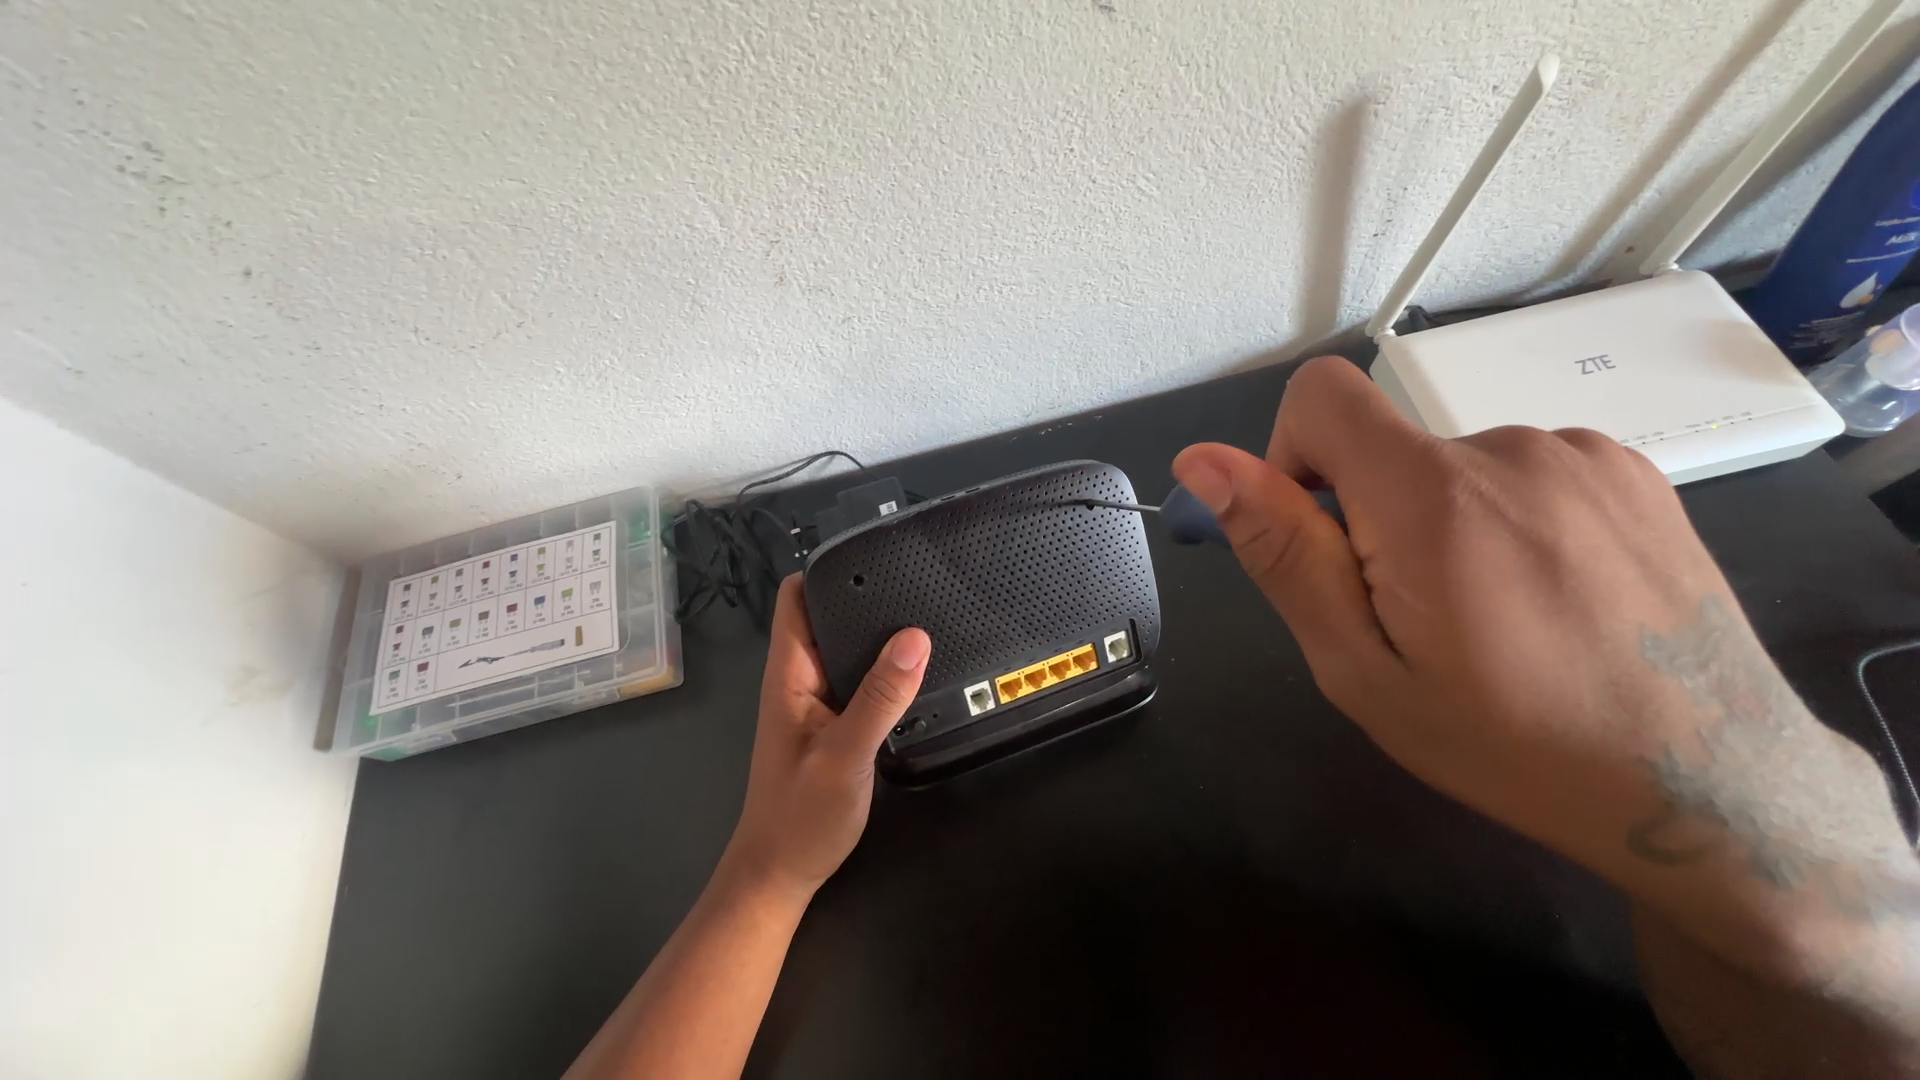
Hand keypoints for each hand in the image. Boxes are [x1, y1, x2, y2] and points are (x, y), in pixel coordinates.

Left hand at [719, 575, 929, 903]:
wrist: (782, 872)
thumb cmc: (801, 816)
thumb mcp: (844, 754)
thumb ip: (880, 697)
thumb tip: (915, 637)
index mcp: (789, 673)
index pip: (796, 597)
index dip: (828, 568)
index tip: (874, 552)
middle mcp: (801, 678)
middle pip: (827, 614)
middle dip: (864, 592)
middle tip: (917, 576)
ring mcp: (817, 700)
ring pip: (846, 647)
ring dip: (877, 631)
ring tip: (926, 610)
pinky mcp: (835, 721)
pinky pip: (860, 677)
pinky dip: (885, 665)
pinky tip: (917, 665)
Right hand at [1172, 357, 1918, 976]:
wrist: (1711, 786)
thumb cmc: (1504, 739)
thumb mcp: (1359, 664)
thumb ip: (1281, 551)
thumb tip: (1202, 461)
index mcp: (1429, 496)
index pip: (1319, 395)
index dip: (1292, 457)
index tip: (1325, 538)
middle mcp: (1507, 448)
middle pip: (1385, 446)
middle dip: (1372, 517)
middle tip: (1418, 617)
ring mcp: (1581, 453)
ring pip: (1451, 464)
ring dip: (1442, 521)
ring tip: (1494, 615)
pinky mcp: (1632, 471)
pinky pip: (1520, 470)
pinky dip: (1505, 517)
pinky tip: (1549, 594)